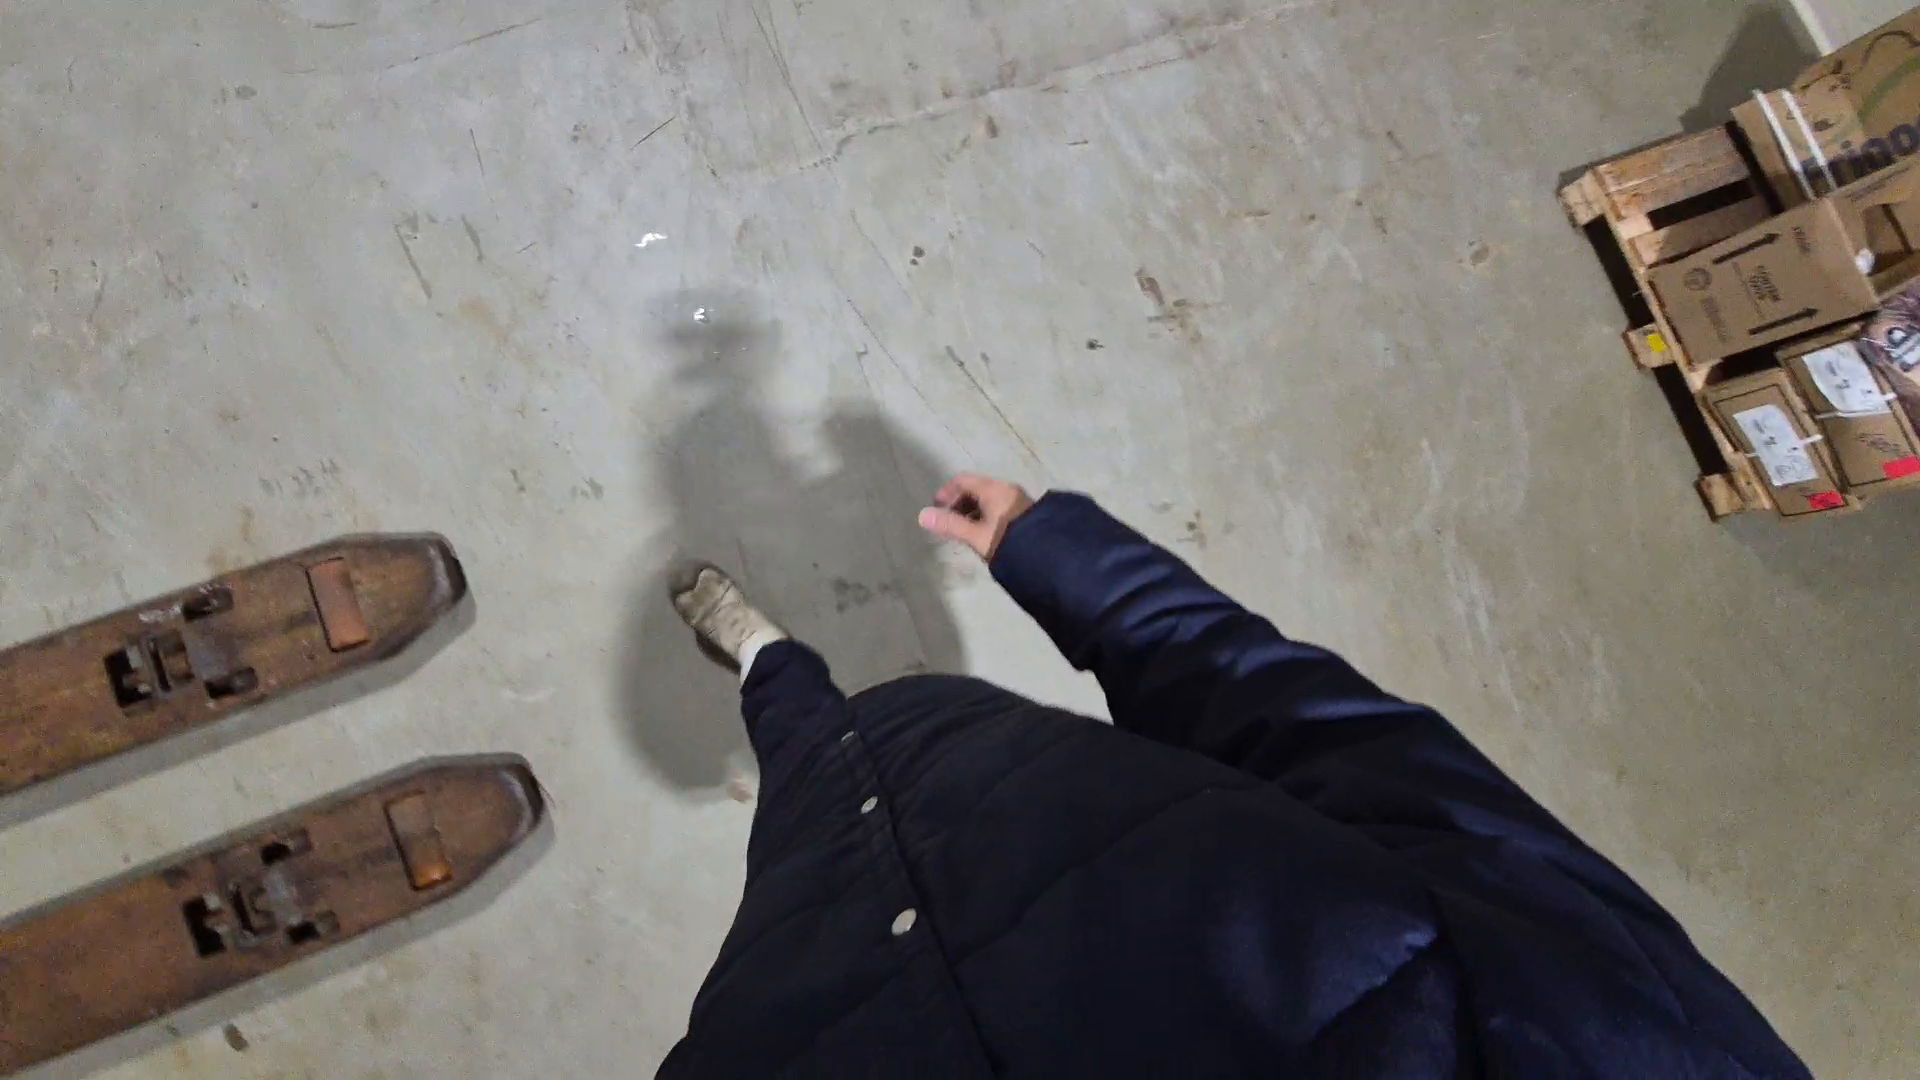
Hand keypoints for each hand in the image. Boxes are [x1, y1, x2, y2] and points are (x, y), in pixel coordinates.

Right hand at [918, 473, 1034, 560]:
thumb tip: (923, 516)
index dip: (946, 492)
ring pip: (988, 501)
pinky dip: (985, 517)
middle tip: (948, 523)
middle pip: (976, 490)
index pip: (963, 481)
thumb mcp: (976, 535)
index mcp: (993, 490)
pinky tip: (983, 535)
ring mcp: (1017, 502)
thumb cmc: (1006, 541)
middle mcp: (1006, 490)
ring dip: (971, 512)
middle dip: (958, 504)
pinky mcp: (1024, 514)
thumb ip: (950, 525)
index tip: (937, 509)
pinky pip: (998, 509)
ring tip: (963, 532)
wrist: (1045, 555)